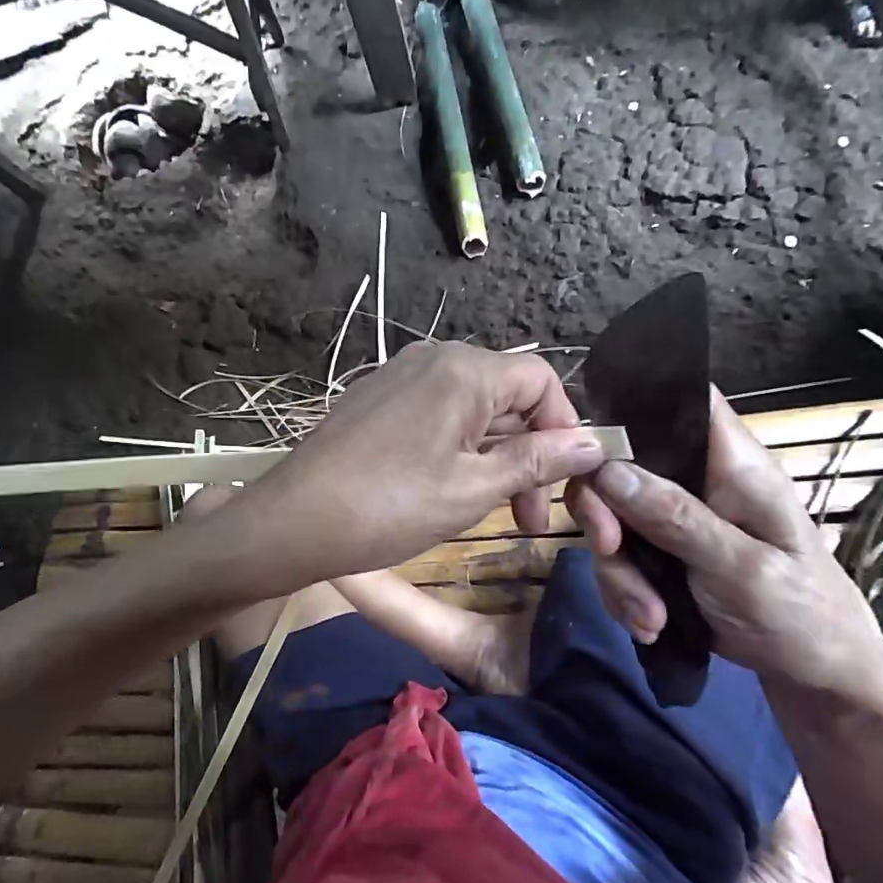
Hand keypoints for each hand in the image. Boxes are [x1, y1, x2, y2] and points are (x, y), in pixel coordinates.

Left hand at [242, 342, 609, 582]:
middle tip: (529, 517)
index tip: (564, 480)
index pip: (541, 380)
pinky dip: (462, 447)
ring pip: (475, 408)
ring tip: (496, 510)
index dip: (564, 427)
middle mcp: (436, 359)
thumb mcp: (475, 488)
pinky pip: (441, 413)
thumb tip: (593, 445)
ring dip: (497, 455)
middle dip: (530, 453)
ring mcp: (403, 376)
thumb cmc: (390, 506)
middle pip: (509, 395)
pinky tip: (453, 489)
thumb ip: (538, 460)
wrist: (288, 523)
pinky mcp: (380, 399)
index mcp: (465, 371)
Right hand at [570, 388, 882, 697]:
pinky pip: (622, 558)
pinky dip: (626, 593)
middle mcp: (700, 480)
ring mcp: (679, 518)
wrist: (814, 678)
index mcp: (734, 463)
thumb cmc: (800, 615)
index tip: (595, 447)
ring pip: (616, 518)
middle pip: (626, 464)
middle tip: (610, 550)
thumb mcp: (742, 569)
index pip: (686, 399)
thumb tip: (610, 470)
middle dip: (607, 513)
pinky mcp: (666, 554)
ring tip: (650, 618)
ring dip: (620, 572)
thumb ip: (677, 519)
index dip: (637, 401)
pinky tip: (651, 624)